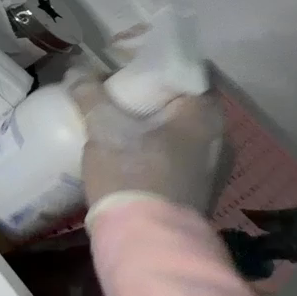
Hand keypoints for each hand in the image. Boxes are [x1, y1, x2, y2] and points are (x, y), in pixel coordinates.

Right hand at [78, 69, 226, 224]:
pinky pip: (171, 149)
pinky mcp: (193, 185)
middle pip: (181, 102)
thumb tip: (78, 70)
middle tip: (109, 86)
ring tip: (108, 115)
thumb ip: (90, 93)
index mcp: (204, 118)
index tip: (126, 60)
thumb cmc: (132, 171)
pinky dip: (148, 140)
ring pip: (175, 128)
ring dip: (146, 118)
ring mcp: (209, 165)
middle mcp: (218, 139)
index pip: (191, 75)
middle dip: (146, 92)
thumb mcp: (103, 126)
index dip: (159, 63)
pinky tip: (119, 144)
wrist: (148, 235)